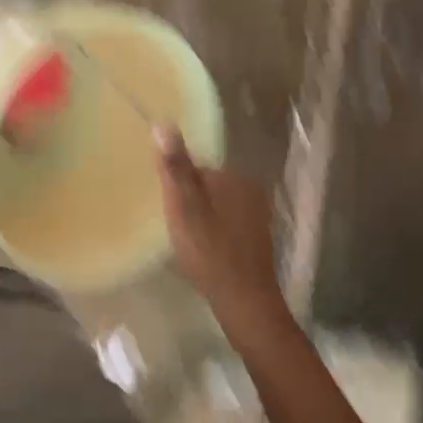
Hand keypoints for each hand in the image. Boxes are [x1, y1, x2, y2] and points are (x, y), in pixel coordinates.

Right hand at [155, 128, 285, 328]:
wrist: (244, 299)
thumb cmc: (209, 251)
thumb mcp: (184, 206)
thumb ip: (175, 167)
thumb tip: (163, 123)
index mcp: (233, 176)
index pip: (197, 169)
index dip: (179, 188)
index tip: (169, 210)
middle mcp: (251, 188)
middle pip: (209, 186)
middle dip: (193, 202)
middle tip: (177, 229)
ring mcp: (258, 214)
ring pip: (219, 207)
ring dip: (204, 219)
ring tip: (189, 242)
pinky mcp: (259, 237)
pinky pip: (230, 225)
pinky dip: (217, 234)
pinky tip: (207, 253)